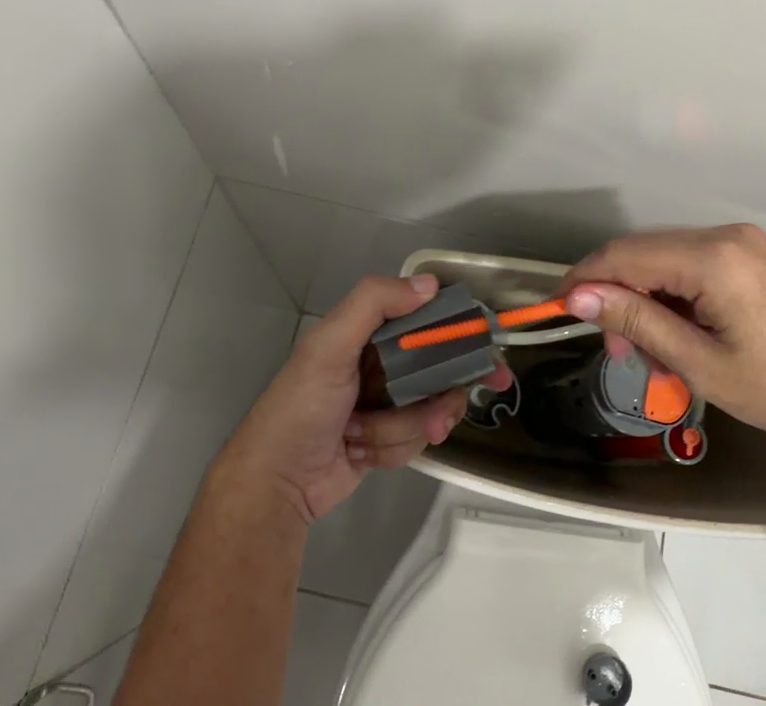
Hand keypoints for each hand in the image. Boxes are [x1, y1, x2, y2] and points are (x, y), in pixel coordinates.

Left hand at [217, 274, 513, 524]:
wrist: (276, 481)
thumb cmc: (301, 407)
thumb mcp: (329, 347)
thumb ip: (373, 305)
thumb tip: (429, 283)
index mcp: (365, 334)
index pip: (423, 320)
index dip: (459, 331)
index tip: (489, 347)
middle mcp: (377, 365)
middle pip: (438, 370)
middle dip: (443, 393)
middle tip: (450, 411)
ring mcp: (383, 405)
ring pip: (429, 410)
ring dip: (404, 429)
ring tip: (368, 438)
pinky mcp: (384, 441)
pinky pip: (414, 441)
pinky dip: (392, 450)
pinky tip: (361, 454)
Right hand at [560, 224, 765, 463]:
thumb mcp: (701, 364)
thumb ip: (636, 323)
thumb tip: (578, 296)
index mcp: (713, 257)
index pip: (624, 255)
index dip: (584, 280)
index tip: (556, 311)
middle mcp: (728, 237)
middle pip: (645, 255)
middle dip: (618, 299)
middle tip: (618, 356)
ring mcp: (748, 247)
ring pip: (670, 264)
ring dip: (648, 305)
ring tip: (654, 359)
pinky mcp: (760, 263)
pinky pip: (699, 271)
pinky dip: (678, 302)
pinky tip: (682, 342)